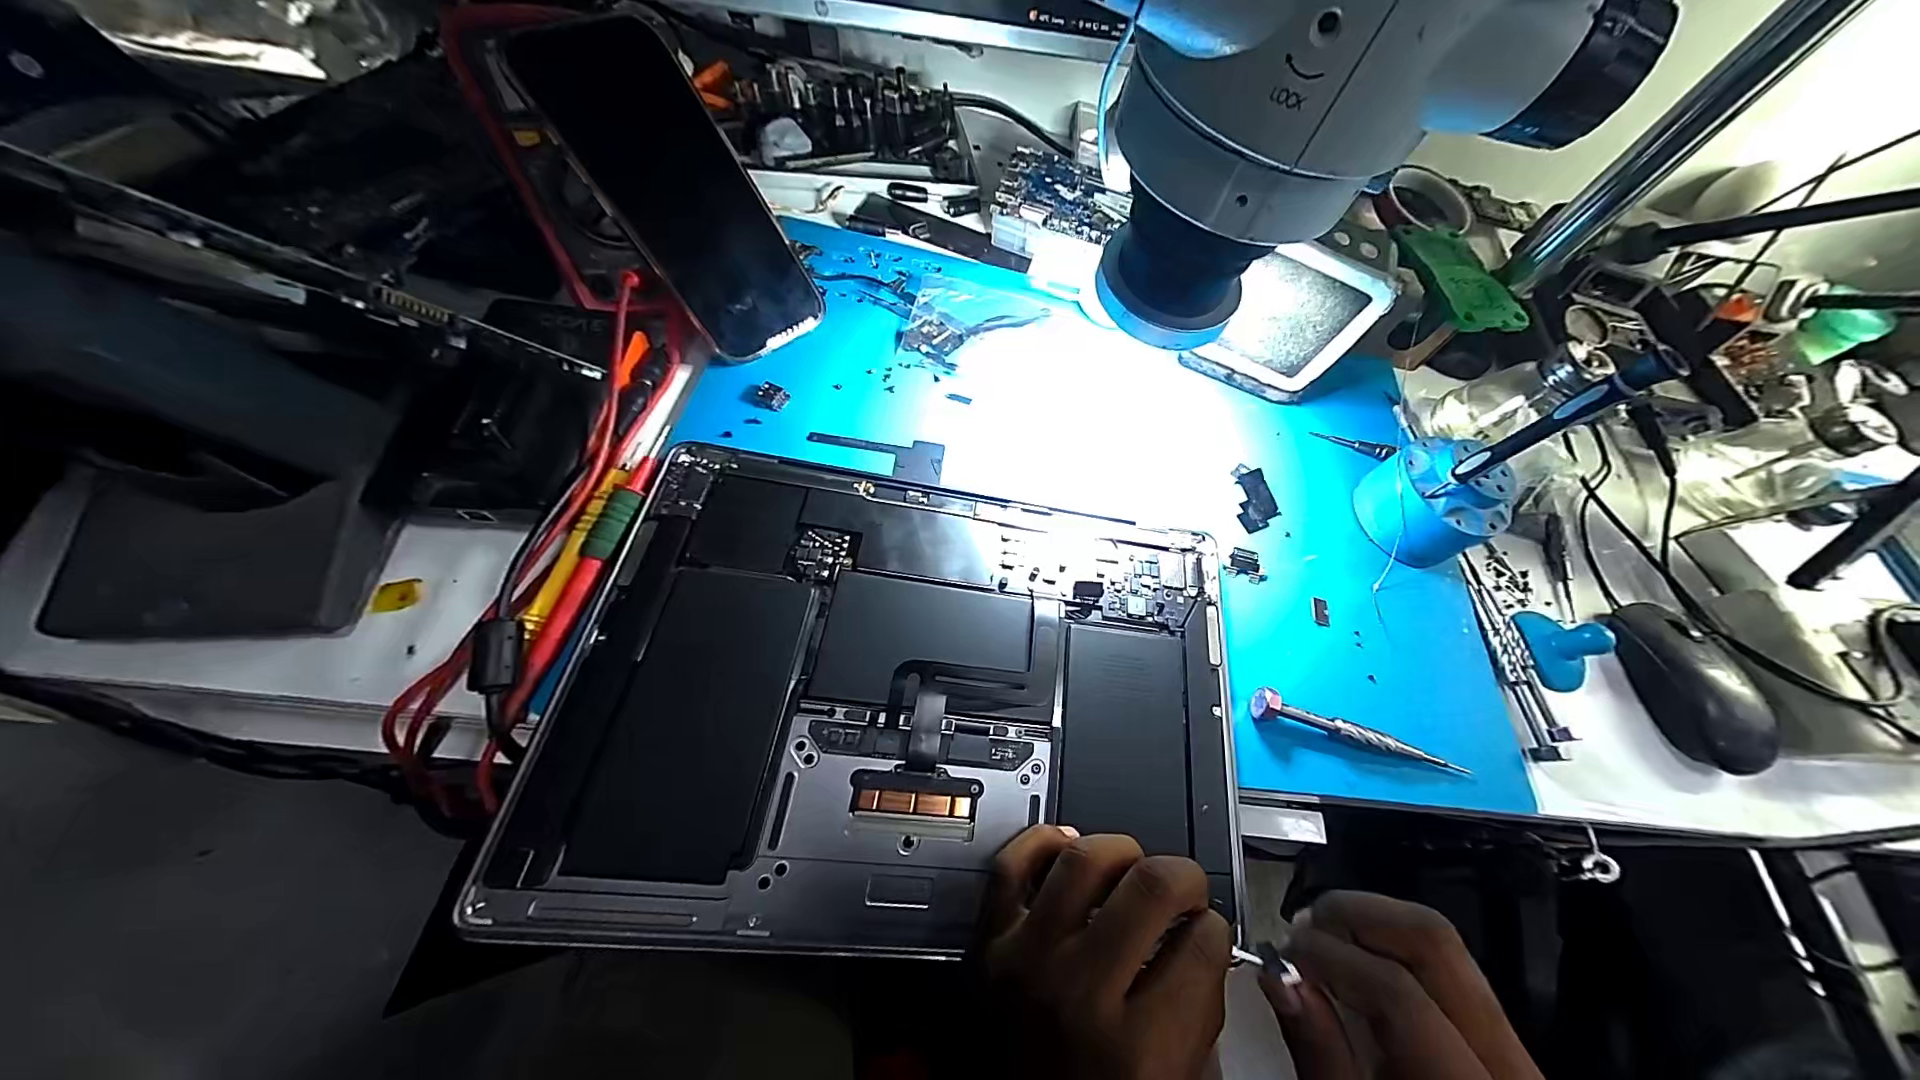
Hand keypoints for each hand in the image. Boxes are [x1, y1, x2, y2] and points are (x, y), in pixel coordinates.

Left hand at [979, 825, 1231, 1079]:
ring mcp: (1027, 960)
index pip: (1202, 946)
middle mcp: (1079, 996)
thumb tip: (1204, 941)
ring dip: (1120, 851)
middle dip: (1183, 876)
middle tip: (1184, 889)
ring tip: (1131, 867)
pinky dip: (1043, 842)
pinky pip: (1012, 865)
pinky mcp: (989, 943)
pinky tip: (1068, 847)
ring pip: (1082, 859)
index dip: (1217, 929)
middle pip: (1149, 887)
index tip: (1209, 929)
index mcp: (1137, 1051)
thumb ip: (1196, 1013)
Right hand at [1260, 891, 1542, 1079]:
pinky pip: (1447, 971)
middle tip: (1304, 930)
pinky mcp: (1502, 1045)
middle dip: (1352, 914)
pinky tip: (1354, 970)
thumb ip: (1319, 1052)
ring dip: (1368, 927)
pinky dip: (1389, 952)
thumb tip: (1280, 975)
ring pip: (1442, 946)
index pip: (1395, 987)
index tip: (1284, 953)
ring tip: (1322, 945)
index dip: (1327, 955)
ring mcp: (1515, 1052)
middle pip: (1432, 939)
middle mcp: (1508, 1064)